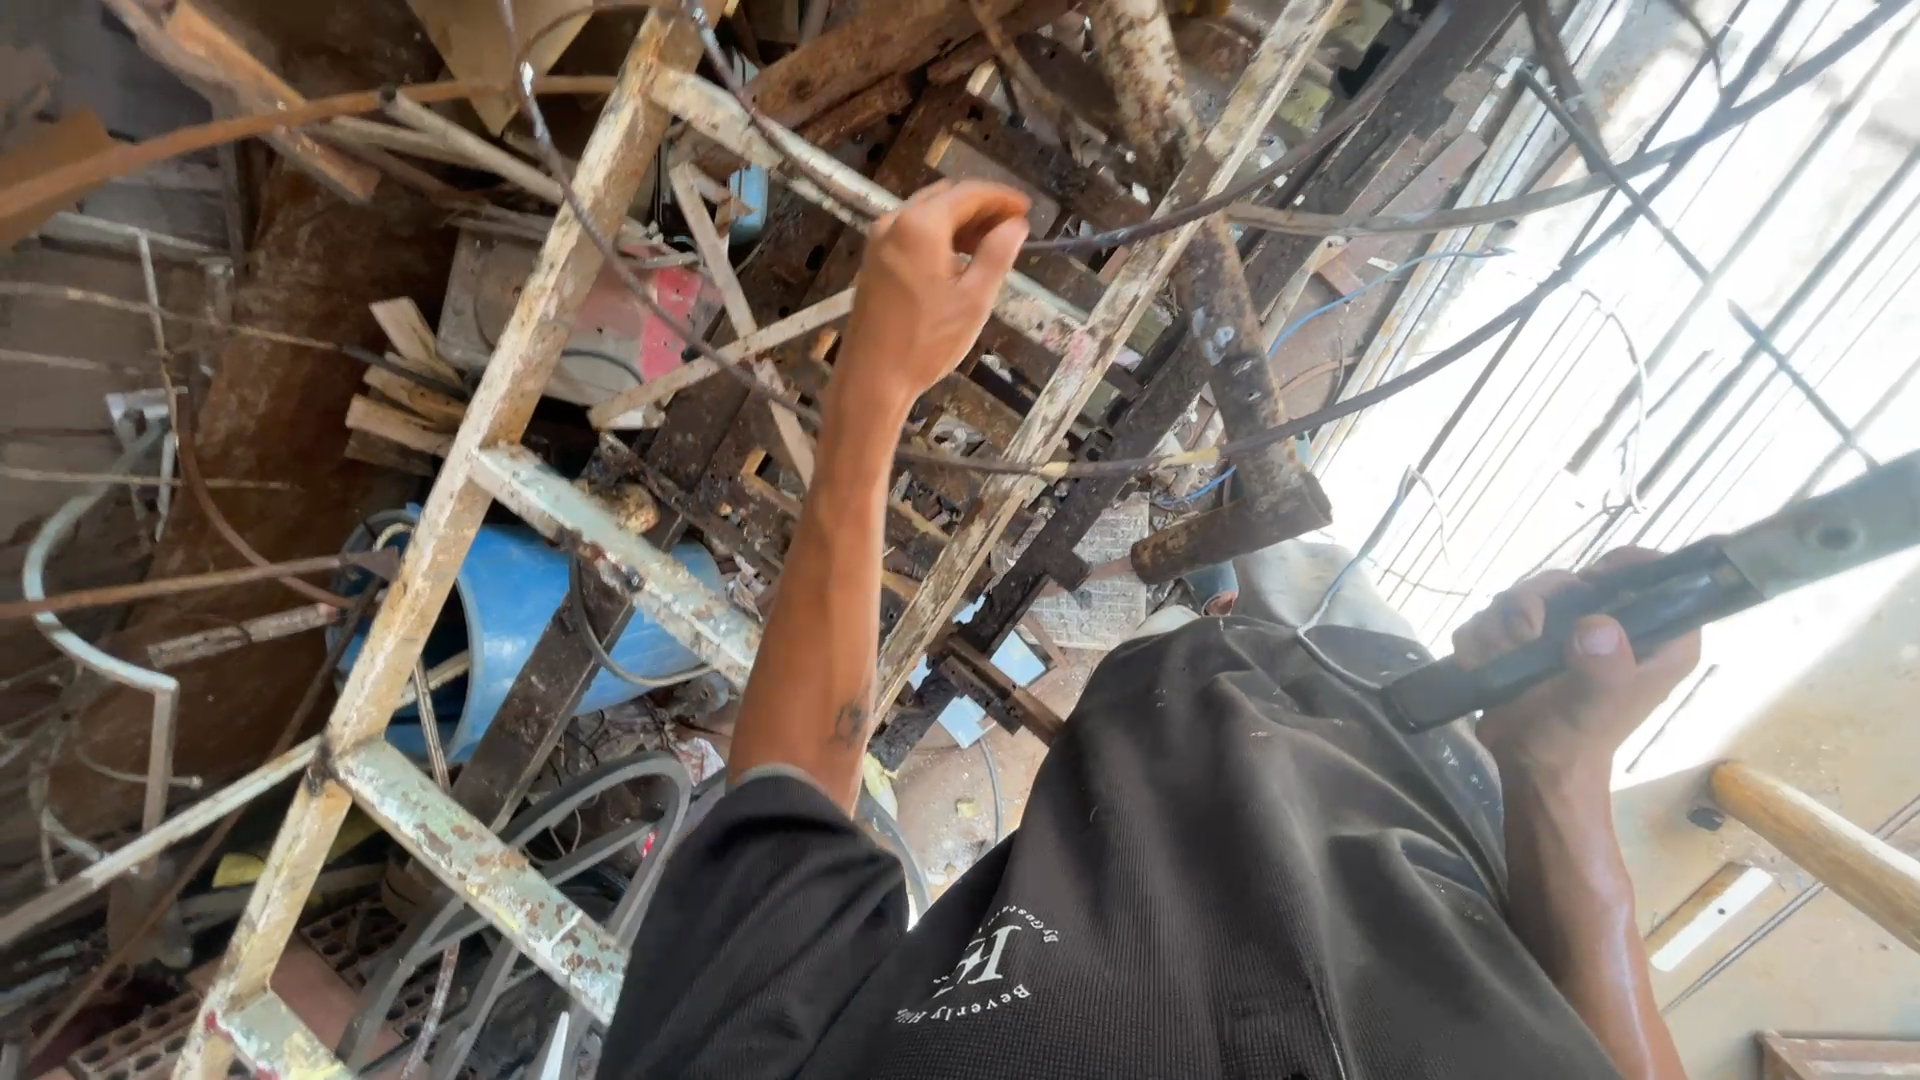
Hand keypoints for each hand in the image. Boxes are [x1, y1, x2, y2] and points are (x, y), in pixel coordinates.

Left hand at [835, 180, 1030, 408]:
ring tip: (989, 246)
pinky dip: (938, 238)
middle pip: (944, 198)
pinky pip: (910, 235)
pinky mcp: (873, 263)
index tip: (1026, 210)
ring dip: (959, 223)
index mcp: (920, 225)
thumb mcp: (973, 300)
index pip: (968, 193)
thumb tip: (1015, 226)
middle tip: (1010, 227)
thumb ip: (997, 255)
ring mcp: (878, 243)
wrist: (873, 379)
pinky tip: (957, 262)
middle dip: (980, 208)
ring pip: (926, 215)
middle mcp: (893, 222)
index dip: (1001, 197)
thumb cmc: (926, 343)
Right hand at [1455, 548, 1700, 779]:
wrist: (1529, 765)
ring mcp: (1560, 634)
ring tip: (1494, 658)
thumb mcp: (1596, 707)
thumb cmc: (1575, 740)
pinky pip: (1491, 618)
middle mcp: (1610, 628)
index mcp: (1654, 639)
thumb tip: (1594, 624)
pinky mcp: (1521, 644)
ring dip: (1496, 624)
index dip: (1625, 567)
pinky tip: (1478, 663)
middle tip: (1521, 632)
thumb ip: (1604, 668)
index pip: (1658, 578)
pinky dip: (1478, 638)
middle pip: (1567, 582)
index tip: (1588, 581)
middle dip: (1531, 601)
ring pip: (1520, 596)